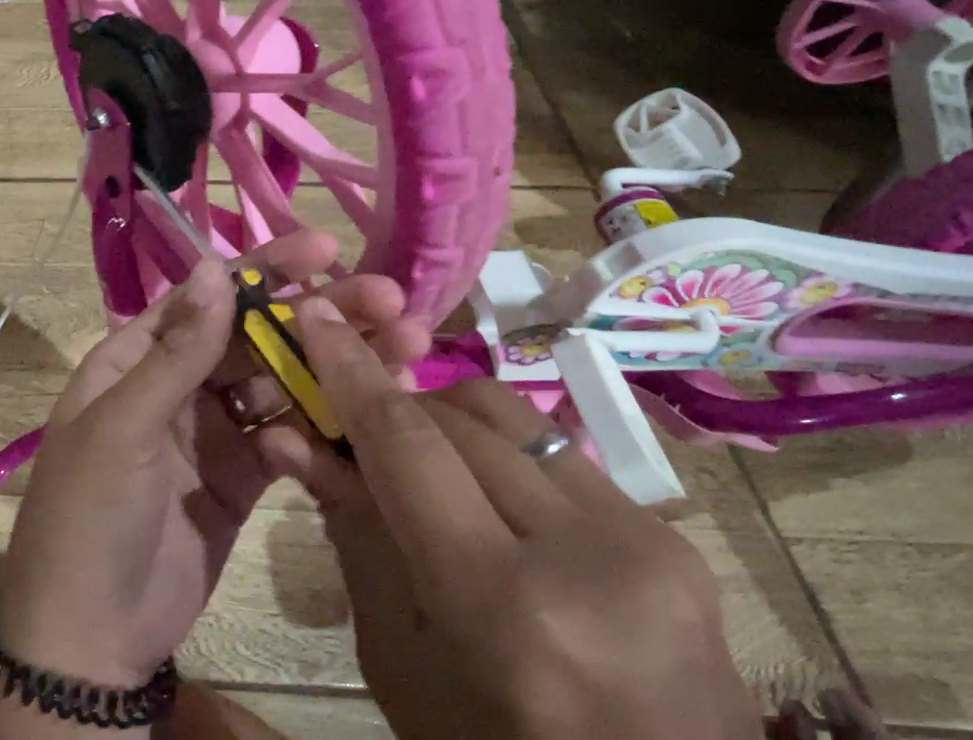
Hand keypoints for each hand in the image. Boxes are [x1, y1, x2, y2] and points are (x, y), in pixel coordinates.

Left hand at [0, 230, 425, 689]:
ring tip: (404, 346)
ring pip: (281, 381)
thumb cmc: (90, 517)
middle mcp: (176, 385)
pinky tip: (375, 405)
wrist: (91, 637)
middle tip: (389, 300)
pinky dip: (326, 420)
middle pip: (253, 335)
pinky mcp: (243, 478)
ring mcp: (212, 432)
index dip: (264, 271)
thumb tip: (214, 269)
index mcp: (134, 360)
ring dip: (335, 363)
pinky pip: (290, 436)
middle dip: (316, 314)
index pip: (206, 298)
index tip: (326, 250)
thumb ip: (175, 353)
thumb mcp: (123, 427)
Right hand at [290, 297, 763, 739]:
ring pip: (514, 418)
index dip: (351, 371)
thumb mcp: (400, 660)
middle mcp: (583, 552)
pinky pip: (561, 456)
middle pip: (458, 419)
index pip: (408, 445)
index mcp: (500, 603)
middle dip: (394, 406)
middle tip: (352, 424)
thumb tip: (295, 441)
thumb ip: (357, 537)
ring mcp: (645, 539)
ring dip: (447, 418)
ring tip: (420, 458)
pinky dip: (503, 455)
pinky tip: (491, 499)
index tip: (315, 313)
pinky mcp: (677, 536)